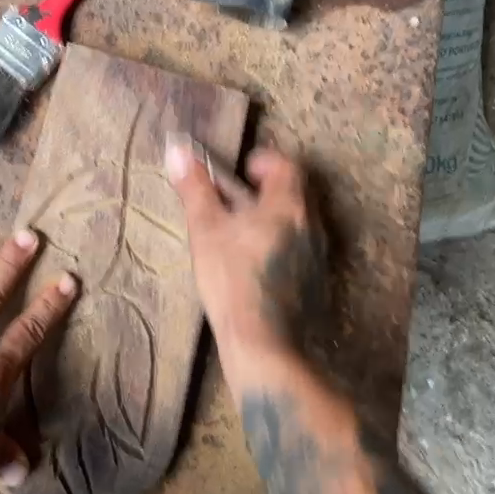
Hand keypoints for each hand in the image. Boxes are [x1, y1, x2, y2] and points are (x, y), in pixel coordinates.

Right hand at [164, 137, 327, 371]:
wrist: (261, 341)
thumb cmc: (231, 278)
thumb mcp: (206, 229)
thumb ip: (194, 188)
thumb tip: (178, 151)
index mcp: (288, 205)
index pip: (286, 165)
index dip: (263, 161)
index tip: (240, 171)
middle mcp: (311, 225)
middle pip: (294, 191)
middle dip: (264, 189)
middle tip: (234, 199)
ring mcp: (316, 255)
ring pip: (296, 221)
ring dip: (271, 217)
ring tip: (239, 230)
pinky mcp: (314, 281)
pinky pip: (298, 247)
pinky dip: (277, 243)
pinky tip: (251, 262)